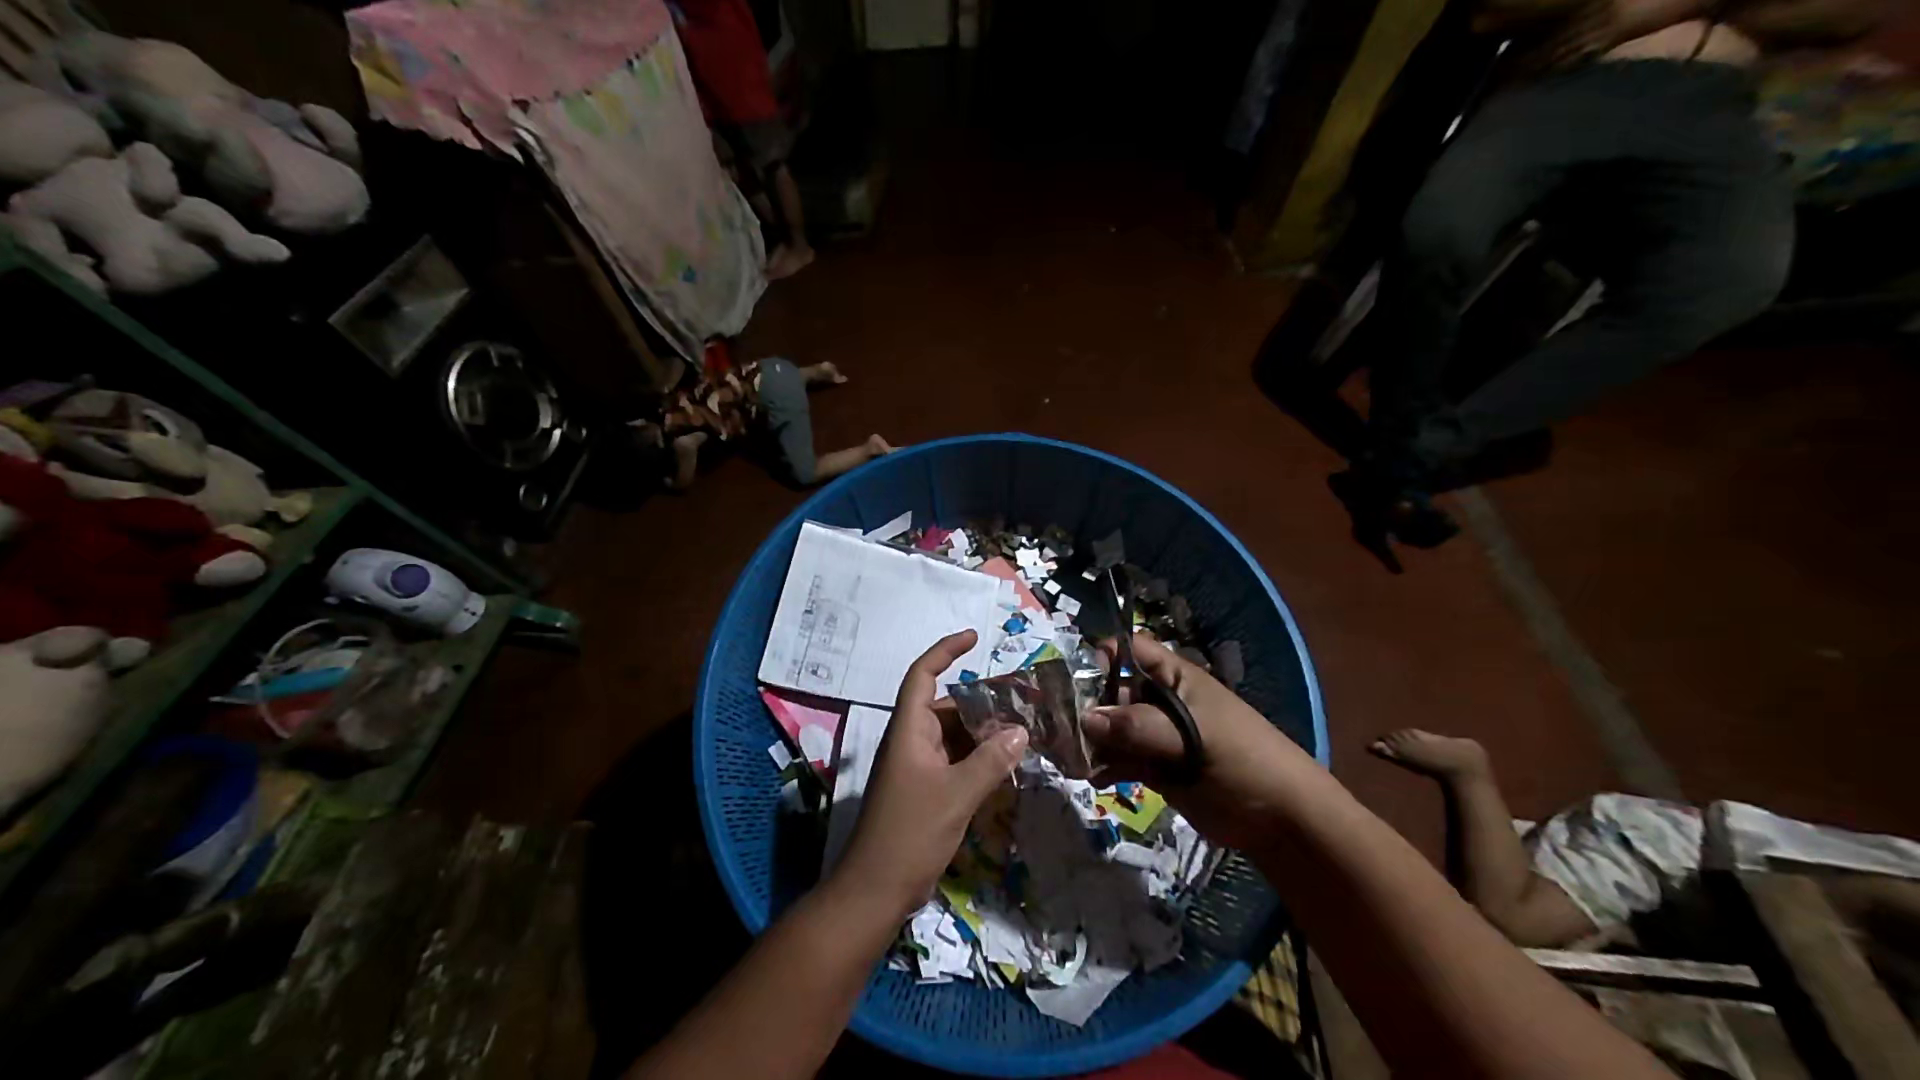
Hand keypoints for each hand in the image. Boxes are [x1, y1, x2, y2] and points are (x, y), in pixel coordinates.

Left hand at [831, 630, 1028, 920]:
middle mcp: (912, 742)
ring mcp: (918, 768)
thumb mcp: (956, 795)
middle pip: (947, 706)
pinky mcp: (926, 792)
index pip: (923, 675)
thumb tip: (1020, 731)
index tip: (974, 637)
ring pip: (955, 736)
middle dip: (982, 702)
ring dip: (985, 733)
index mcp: (910, 730)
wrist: (875, 890)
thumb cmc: (910, 834)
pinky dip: (979, 759)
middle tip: (1023, 702)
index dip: (945, 650)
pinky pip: (956, 762)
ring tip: (1025, 732)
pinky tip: (1007, 766)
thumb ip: (990, 761)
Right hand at [1084, 633, 1316, 850]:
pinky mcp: (1153, 767)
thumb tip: (1086, 719)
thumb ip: (1138, 727)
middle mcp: (1158, 700)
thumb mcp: (1193, 737)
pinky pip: (1118, 758)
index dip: (1098, 657)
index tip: (1069, 681)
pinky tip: (1088, 777)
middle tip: (1054, 727)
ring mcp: (1155, 735)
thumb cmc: (1244, 760)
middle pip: (1109, 690)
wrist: (1283, 820)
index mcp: (1173, 677)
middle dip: (1082, 706)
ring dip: (1087, 741)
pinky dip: (1101, 766)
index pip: (1127, 650)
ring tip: (1065, 757)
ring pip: (1109, 728)